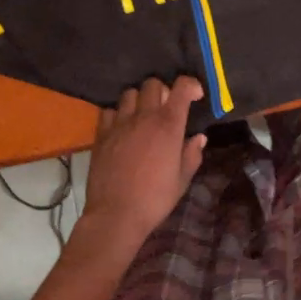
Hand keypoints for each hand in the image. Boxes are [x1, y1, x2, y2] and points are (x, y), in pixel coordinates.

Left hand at [82, 76, 207, 243]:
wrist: (115, 215)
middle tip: (166, 109)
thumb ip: (191, 155)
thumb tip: (199, 137)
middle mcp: (144, 116)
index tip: (195, 96)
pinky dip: (118, 114)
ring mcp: (120, 123)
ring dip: (139, 100)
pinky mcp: (101, 133)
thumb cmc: (154, 200)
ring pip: (130, 93)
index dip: (191, 85)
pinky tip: (121, 128)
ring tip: (142, 116)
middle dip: (163, 91)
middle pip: (153, 84)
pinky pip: (109, 110)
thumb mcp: (181, 181)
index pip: (182, 87)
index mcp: (168, 125)